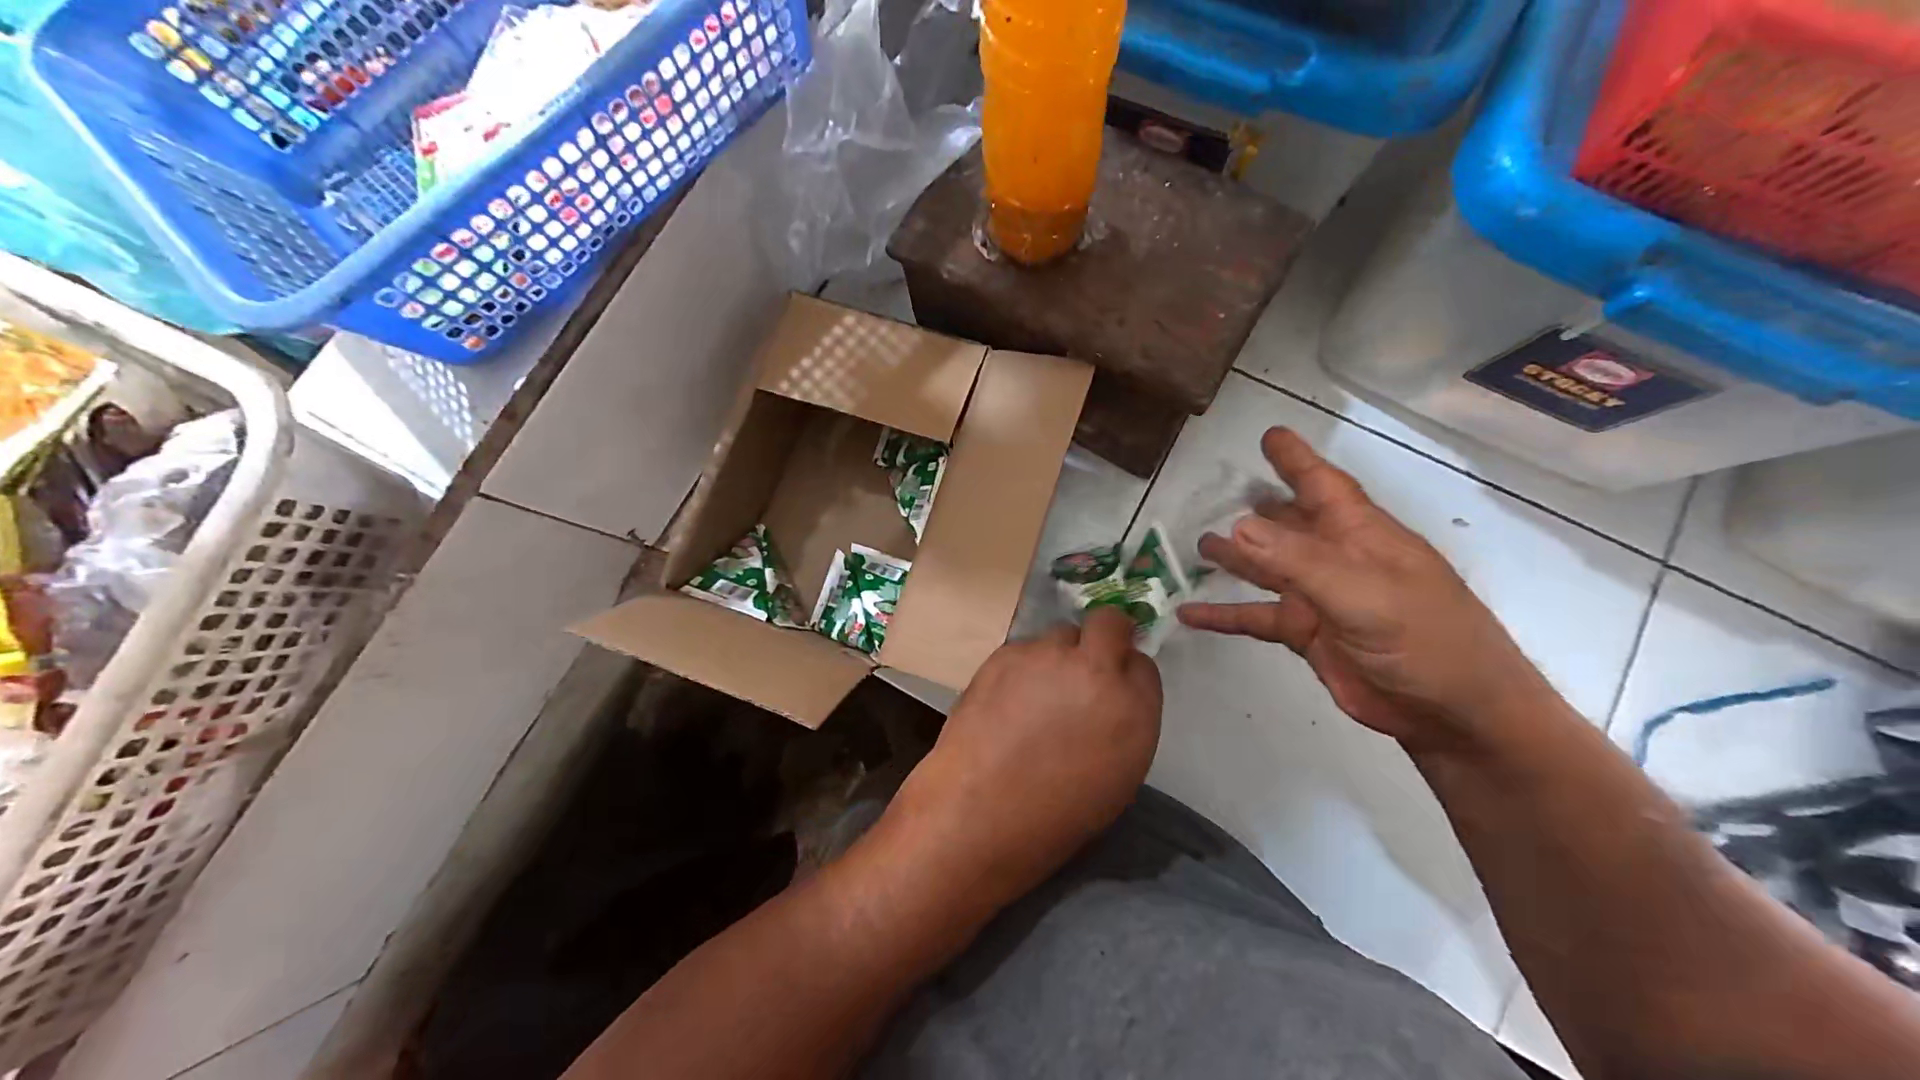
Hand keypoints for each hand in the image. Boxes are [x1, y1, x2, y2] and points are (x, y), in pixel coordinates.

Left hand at [884, 607, 1162, 905]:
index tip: (1111, 682)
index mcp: (1134, 708)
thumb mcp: (1118, 776)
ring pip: (1060, 636)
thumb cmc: (1056, 815)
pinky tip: (1005, 701)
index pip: (1142, 665)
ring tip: (1033, 695)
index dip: (1124, 670)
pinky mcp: (1005, 654)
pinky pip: (1023, 650)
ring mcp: (1047, 656)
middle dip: (1103, 635)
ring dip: (1056, 656)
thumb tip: (1113, 695)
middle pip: (1109, 623)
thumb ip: (1124, 722)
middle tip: (1083, 663)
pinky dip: (1021, 668)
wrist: (981, 813)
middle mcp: (1096, 670)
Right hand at [1177, 427, 1552, 752]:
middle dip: (1258, 508)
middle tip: (1217, 493)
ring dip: (1235, 558)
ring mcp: (1320, 598)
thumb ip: (1298, 559)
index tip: (1269, 436)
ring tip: (1198, 546)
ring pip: (1266, 569)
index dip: (1296, 460)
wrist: (1451, 712)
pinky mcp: (1307, 634)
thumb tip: (1238, 523)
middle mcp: (1336, 559)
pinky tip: (1189, 614)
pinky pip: (1255, 617)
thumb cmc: (1424, 639)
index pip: (1322, 486)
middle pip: (1288, 524)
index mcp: (1360, 535)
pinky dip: (1224, 614)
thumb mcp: (1361, 591)